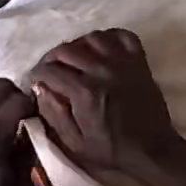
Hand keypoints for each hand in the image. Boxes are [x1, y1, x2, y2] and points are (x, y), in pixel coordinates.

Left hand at [0, 79, 35, 185]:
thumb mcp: (22, 170)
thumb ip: (29, 141)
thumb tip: (36, 121)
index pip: (19, 100)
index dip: (33, 103)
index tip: (39, 112)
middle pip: (1, 85)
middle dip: (17, 93)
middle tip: (25, 108)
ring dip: (0, 93)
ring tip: (10, 108)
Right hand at [28, 29, 183, 175]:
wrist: (151, 150)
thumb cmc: (110, 149)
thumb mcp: (74, 143)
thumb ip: (53, 114)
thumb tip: (39, 88)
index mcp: (84, 91)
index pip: (49, 70)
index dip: (35, 74)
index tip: (33, 81)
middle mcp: (102, 70)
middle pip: (66, 49)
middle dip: (50, 59)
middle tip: (49, 71)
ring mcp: (123, 62)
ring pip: (91, 37)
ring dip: (77, 45)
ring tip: (73, 59)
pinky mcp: (139, 61)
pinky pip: (122, 35)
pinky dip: (108, 37)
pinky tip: (100, 49)